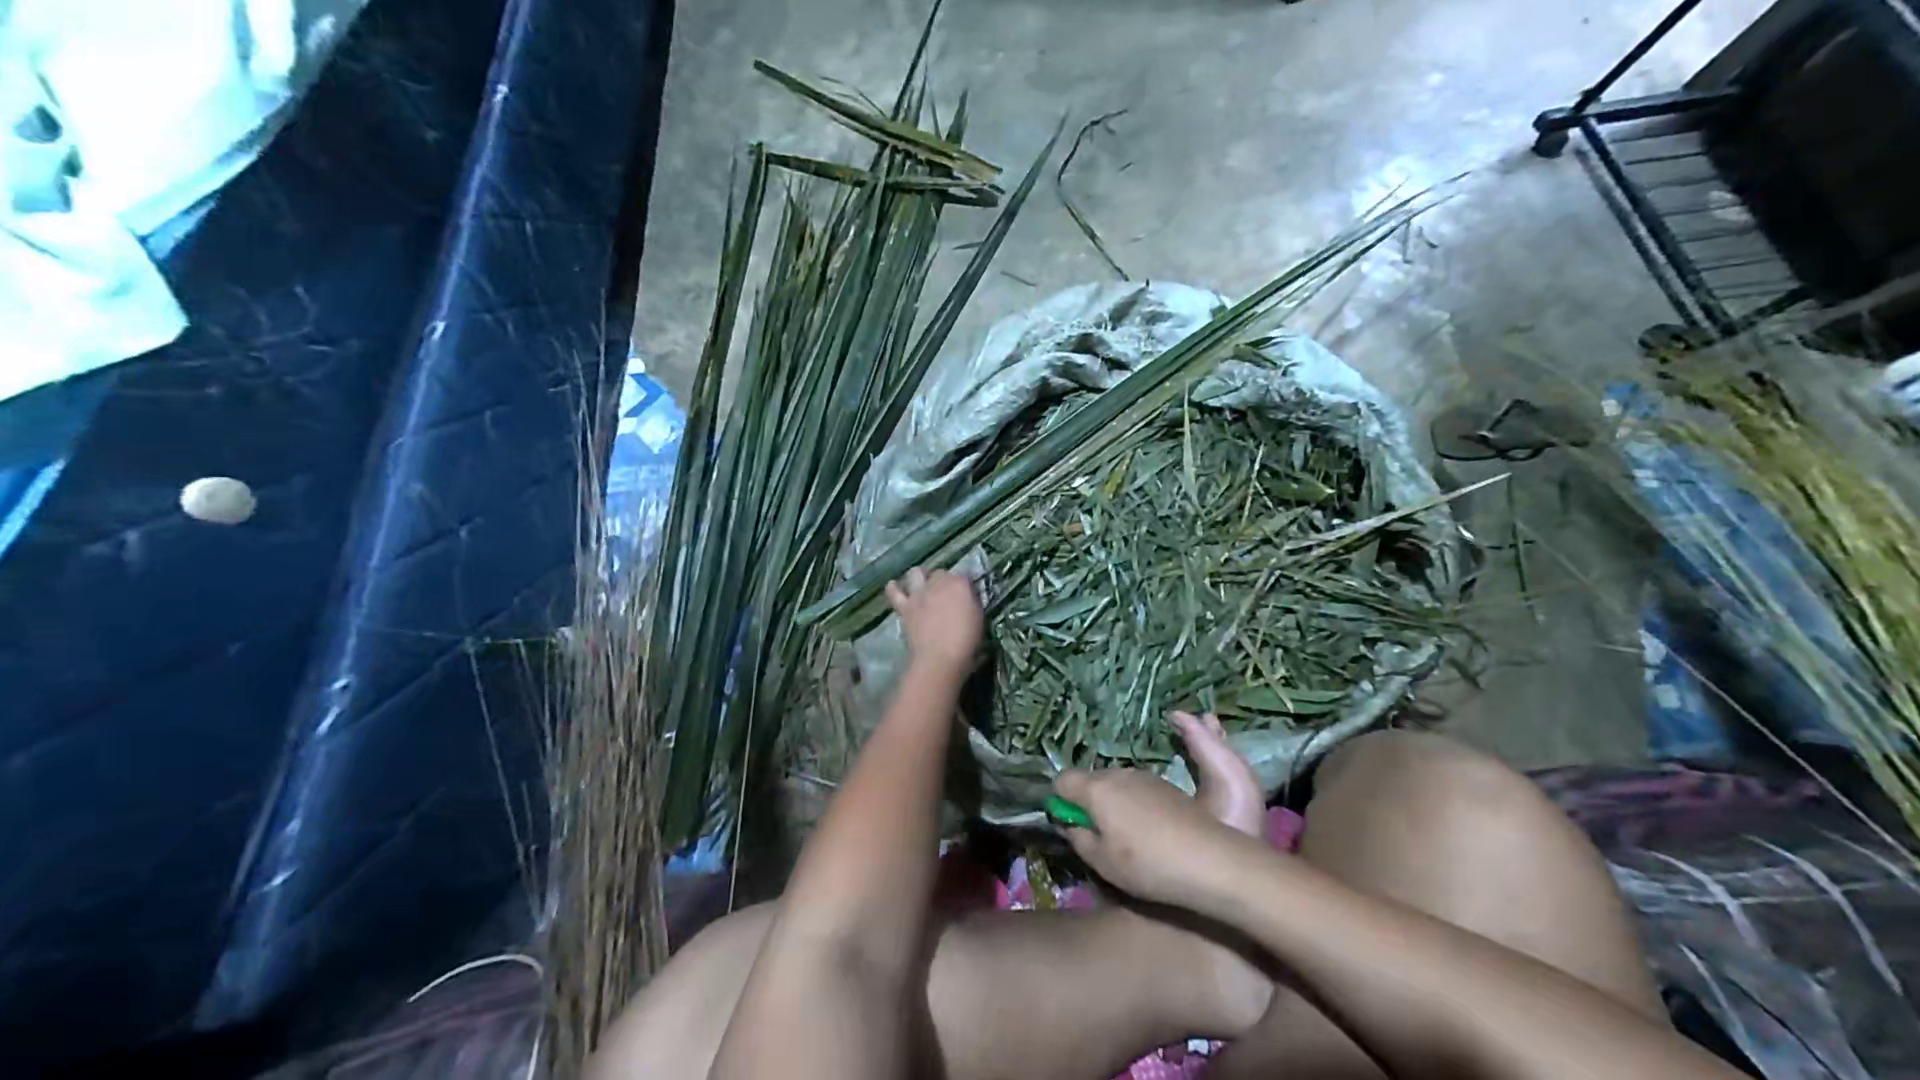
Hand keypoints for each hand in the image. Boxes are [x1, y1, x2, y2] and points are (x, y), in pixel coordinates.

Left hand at [886, 567, 982, 675]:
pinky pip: (894, 591)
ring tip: (922, 586)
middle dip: (943, 581)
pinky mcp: (905, 606)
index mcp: (960, 584)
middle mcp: (938, 582)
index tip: (967, 595)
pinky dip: (894, 588)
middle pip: (940, 573)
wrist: (940, 658)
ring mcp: (919, 593)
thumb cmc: (966, 641)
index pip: (965, 575)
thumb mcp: (979, 617)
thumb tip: (967, 596)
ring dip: (920, 577)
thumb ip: (972, 601)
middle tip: (946, 595)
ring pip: (916, 572)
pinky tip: (895, 587)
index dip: (965, 585)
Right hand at [1054, 712, 1272, 910]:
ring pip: (1117, 784)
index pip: (1063, 779)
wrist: (1212, 862)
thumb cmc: (1148, 865)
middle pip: (1091, 780)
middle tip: (1097, 835)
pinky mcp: (1170, 788)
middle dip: (1088, 801)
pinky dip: (1136, 806)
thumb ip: (1078, 837)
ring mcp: (1147, 778)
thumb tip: (1069, 824)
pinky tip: (1149, 834)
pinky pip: (1139, 790)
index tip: (1070, 822)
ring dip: (1114, 804)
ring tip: (1126, 838)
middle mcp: (1119, 774)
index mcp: (1096, 788)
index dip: (1060, 800)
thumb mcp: (1102, 862)